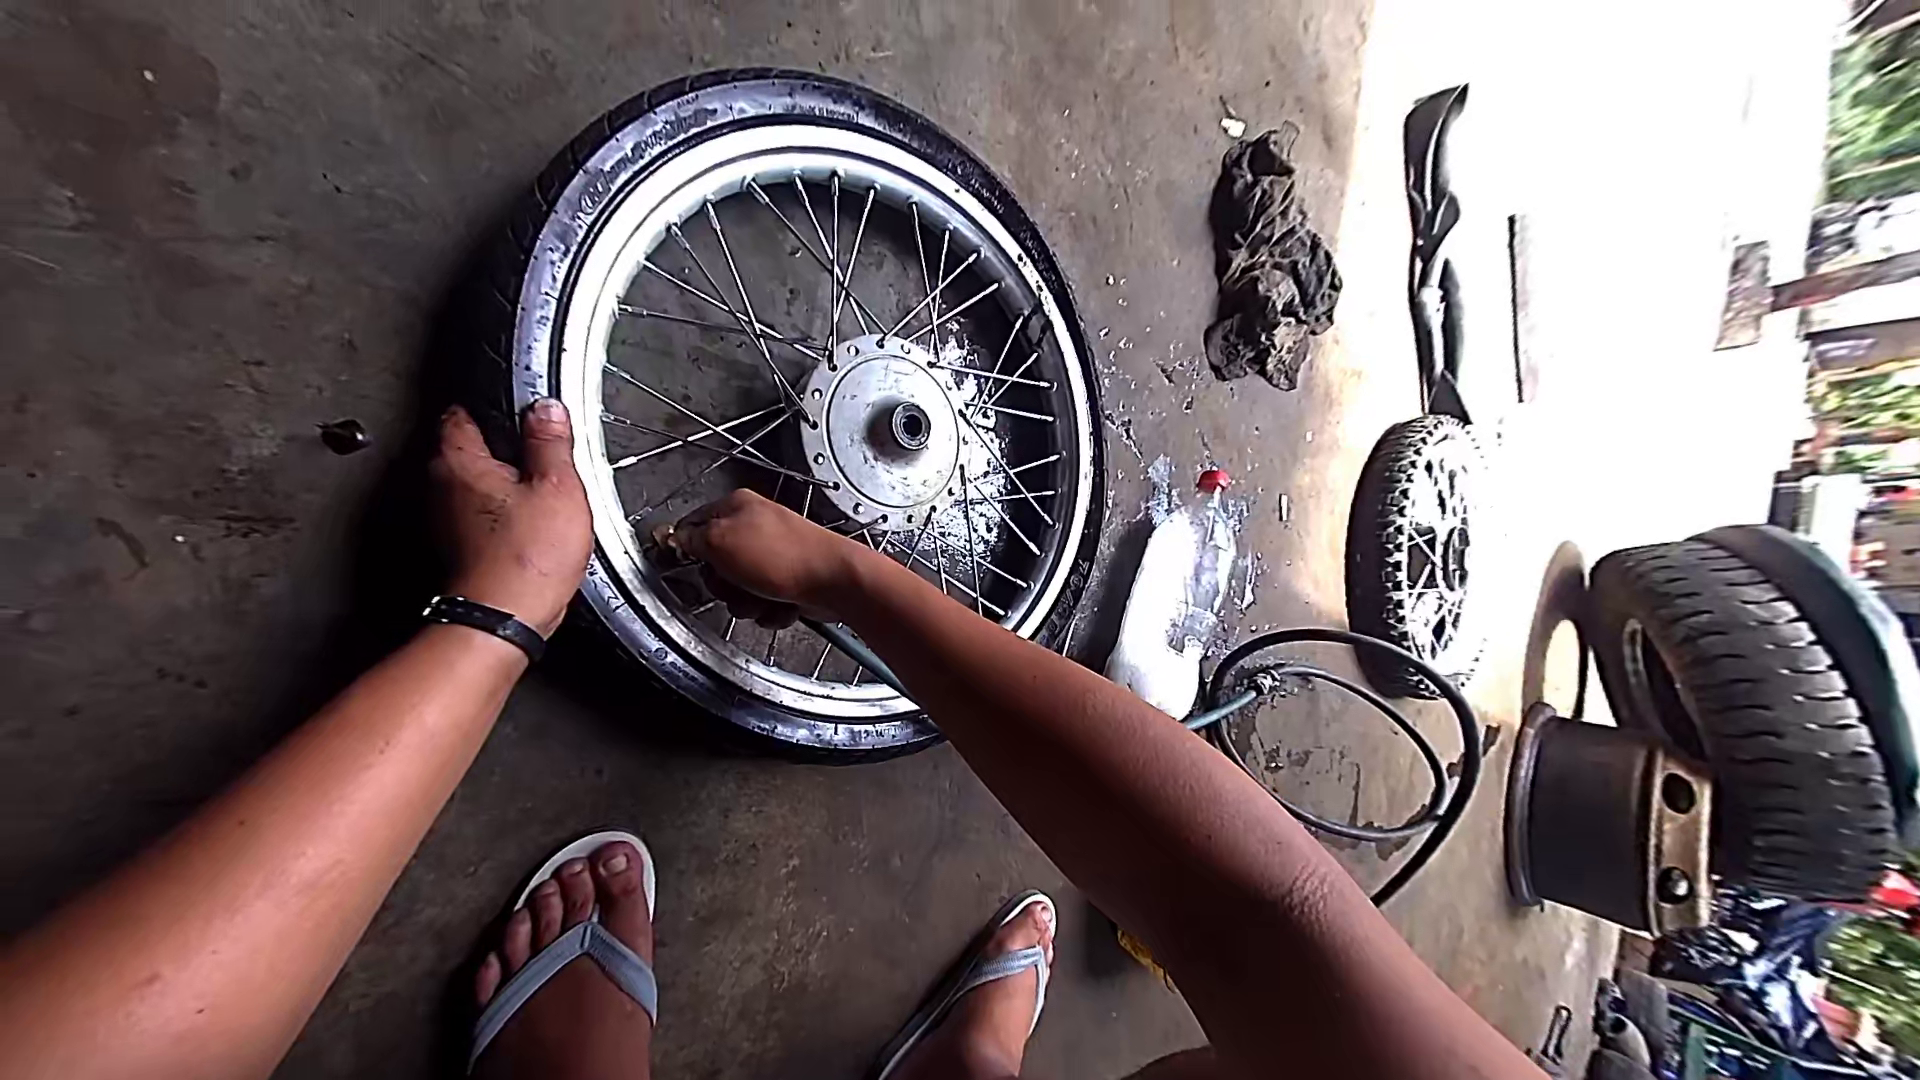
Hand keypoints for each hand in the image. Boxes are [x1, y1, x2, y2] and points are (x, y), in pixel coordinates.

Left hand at [432, 400, 591, 636]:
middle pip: (468, 449)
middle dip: (503, 448)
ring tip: (543, 490)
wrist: (508, 613)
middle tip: (541, 454)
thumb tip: (548, 410)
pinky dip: (504, 512)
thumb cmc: (527, 556)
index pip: (462, 414)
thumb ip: (551, 443)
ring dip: (505, 483)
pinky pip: (483, 514)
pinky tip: (533, 522)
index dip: (494, 408)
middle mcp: (442, 488)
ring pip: (476, 484)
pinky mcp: (463, 545)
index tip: (519, 410)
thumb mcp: (558, 487)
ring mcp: (448, 519)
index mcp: (459, 463)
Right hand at [672, 489, 866, 623]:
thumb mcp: (721, 541)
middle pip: (715, 567)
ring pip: (738, 592)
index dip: (689, 550)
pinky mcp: (787, 583)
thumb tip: (678, 538)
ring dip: (748, 602)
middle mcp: (756, 529)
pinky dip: (770, 610)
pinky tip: (783, 604)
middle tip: (738, 582)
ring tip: (766, 596)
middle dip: (725, 585)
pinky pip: (762, 605)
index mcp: (737, 507)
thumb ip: (692, 538)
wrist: (833, 582)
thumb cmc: (784, 556)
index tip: (692, 565)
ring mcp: (773, 558)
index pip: (693, 525)